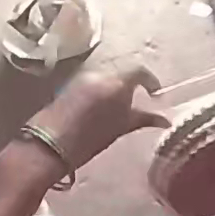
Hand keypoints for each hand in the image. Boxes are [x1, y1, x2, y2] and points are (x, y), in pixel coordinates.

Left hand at [28, 65, 169, 167]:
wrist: (49, 144)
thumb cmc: (90, 138)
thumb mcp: (121, 128)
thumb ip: (144, 118)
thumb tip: (165, 120)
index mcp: (116, 82)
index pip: (139, 71)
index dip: (150, 81)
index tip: (155, 95)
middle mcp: (100, 74)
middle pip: (122, 74)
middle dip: (131, 86)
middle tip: (137, 103)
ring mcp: (83, 78)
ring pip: (106, 78)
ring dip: (115, 89)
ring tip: (117, 109)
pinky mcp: (70, 85)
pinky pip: (93, 83)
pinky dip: (101, 92)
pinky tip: (100, 109)